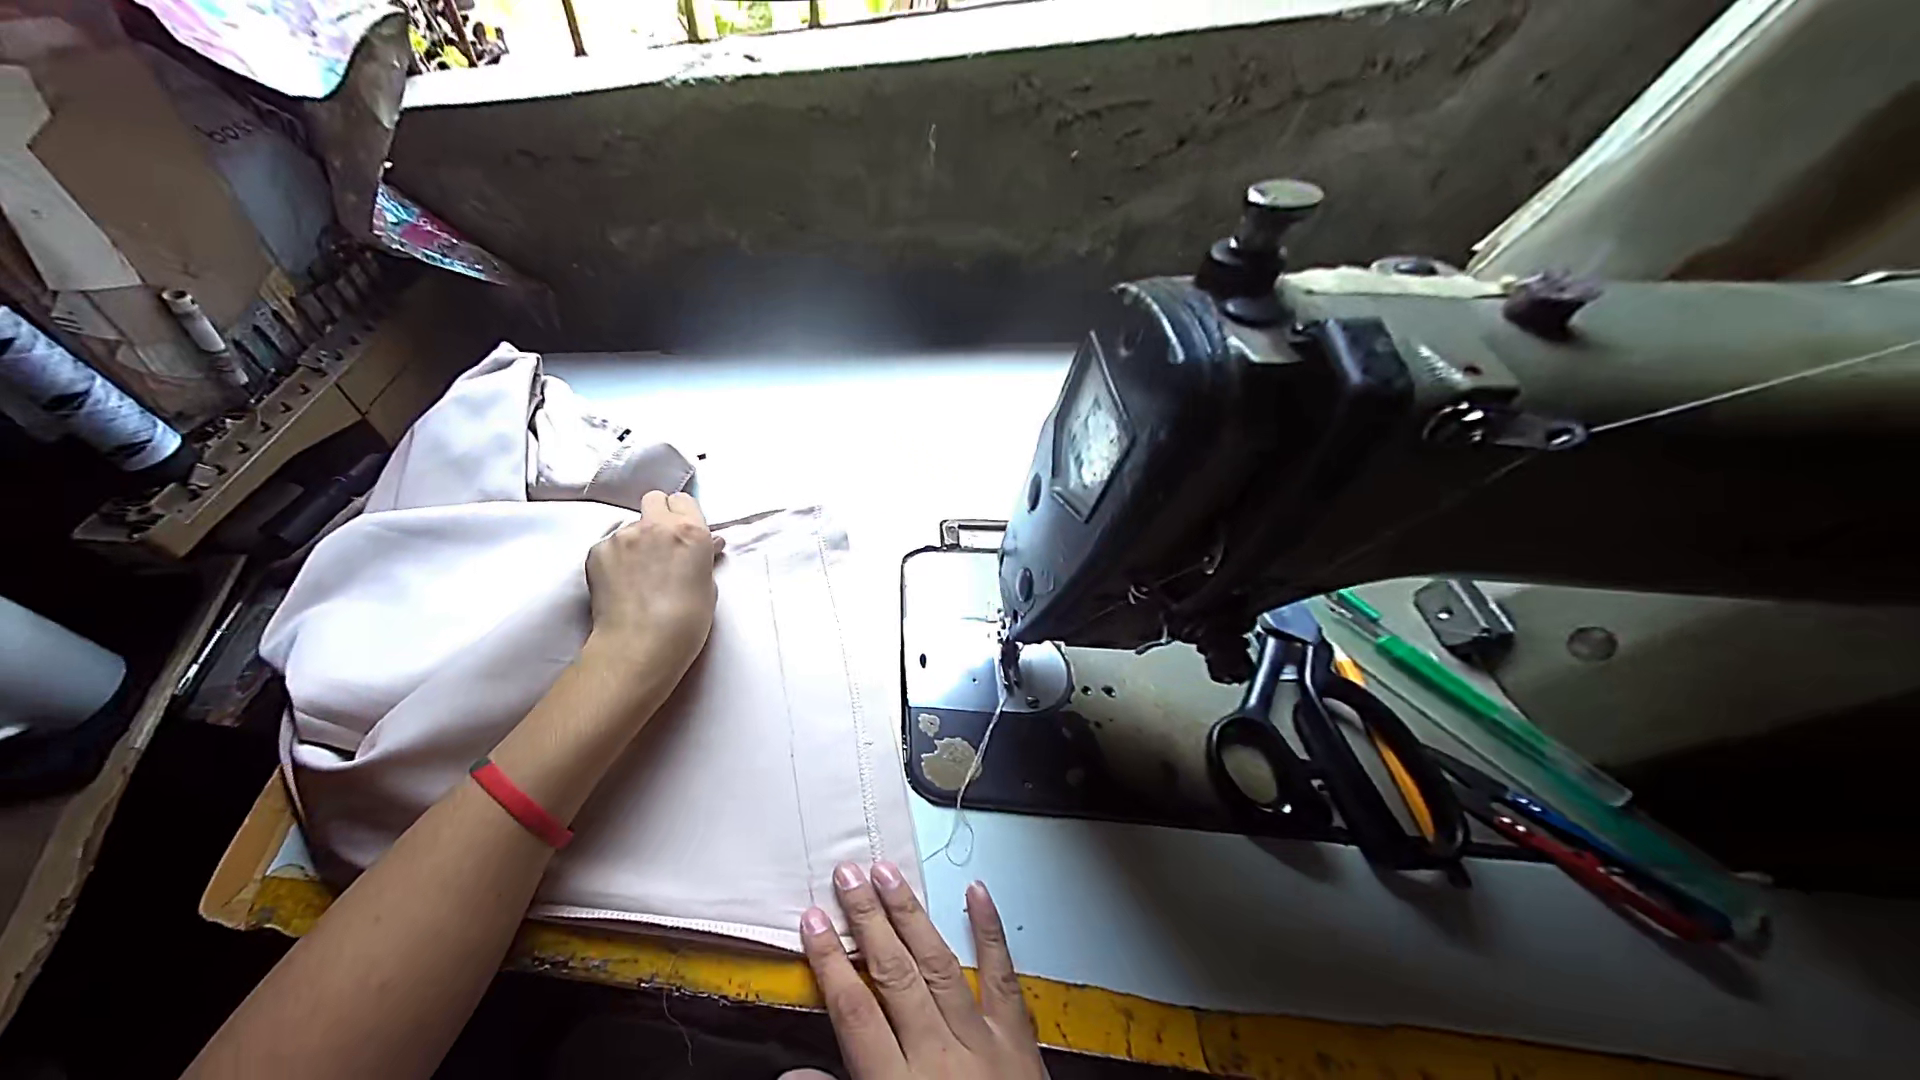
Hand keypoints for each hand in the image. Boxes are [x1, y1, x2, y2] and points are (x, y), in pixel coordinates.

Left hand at [583, 490, 722, 675]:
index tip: (685, 532)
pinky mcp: (597, 551)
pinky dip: (617, 558)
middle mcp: (656, 526)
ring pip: (631, 525)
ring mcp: (623, 536)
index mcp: (691, 531)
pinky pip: (610, 545)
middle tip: (663, 543)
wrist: (641, 644)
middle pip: (654, 499)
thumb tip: (706, 545)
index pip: (683, 500)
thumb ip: (703, 557)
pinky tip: (623, 582)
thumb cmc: (685, 622)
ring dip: (638, 540)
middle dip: (659, 515)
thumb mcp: (708, 586)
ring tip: (641, 572)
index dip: (684, 515)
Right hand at [789, 863, 1047, 1079]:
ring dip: (911, 914)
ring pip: (938, 963)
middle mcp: (939, 1057)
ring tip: (888, 873)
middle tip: (848, 875)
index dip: (829, 963)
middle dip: (868, 920)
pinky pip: (1002, 973)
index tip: (812, 920)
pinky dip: (989, 929)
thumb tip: (789, 1079)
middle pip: (895, 974)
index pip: (855, 1014)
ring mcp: (981, 1041)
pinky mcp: (1016, 1036)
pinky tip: (976, 891)